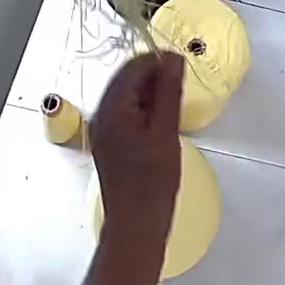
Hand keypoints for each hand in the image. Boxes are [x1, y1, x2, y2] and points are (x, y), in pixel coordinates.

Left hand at [91, 51, 184, 242]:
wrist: (136, 225)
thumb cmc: (153, 182)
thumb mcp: (166, 131)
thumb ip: (169, 91)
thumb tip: (174, 59)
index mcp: (112, 109)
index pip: (133, 67)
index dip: (158, 60)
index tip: (182, 64)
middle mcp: (101, 115)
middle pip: (127, 77)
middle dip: (154, 73)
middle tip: (181, 81)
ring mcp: (103, 129)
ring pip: (127, 93)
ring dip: (150, 89)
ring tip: (175, 99)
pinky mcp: (111, 141)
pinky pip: (126, 110)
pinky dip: (144, 105)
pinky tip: (162, 116)